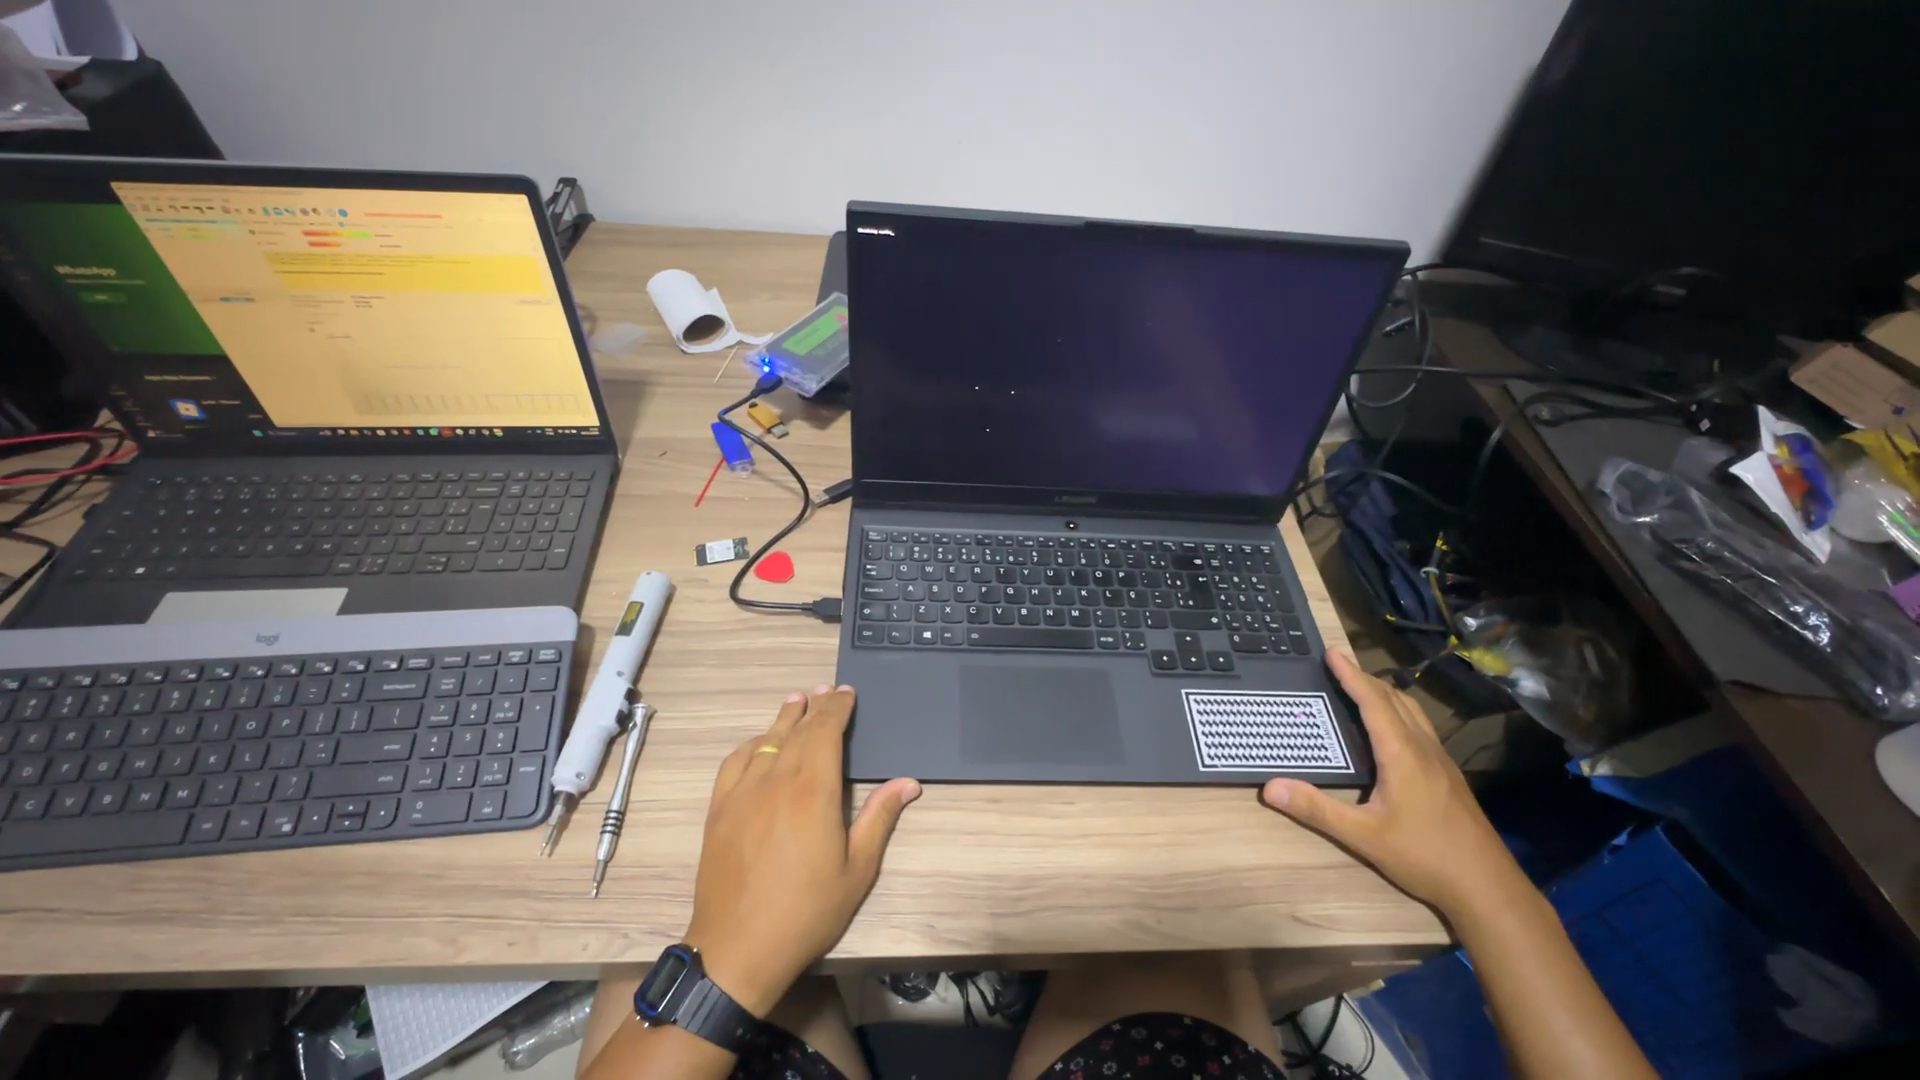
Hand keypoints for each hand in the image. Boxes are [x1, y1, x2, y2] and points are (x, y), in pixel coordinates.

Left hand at [683, 684, 920, 1015]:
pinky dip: (751, 743)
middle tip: (827, 690)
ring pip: (766, 740)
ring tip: (797, 700)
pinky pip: (735, 762)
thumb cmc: (807, 910)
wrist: (738, 947)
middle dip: (815, 707)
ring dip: (784, 718)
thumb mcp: (858, 869)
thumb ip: (879, 818)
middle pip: (797, 730)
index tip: (848, 693)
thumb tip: (907, 783)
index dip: (838, 708)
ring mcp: (742, 792)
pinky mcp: (719, 809)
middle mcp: (776, 779)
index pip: (826, 731)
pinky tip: (759, 742)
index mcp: (813, 789)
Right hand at [1261, 652, 1523, 917]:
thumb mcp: (1363, 836)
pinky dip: (1399, 713)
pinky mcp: (1449, 777)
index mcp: (1403, 755)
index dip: (1351, 675)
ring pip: (1414, 713)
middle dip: (1366, 678)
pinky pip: (1421, 729)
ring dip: (1386, 694)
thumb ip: (1316, 810)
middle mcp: (1424, 750)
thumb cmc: (1424, 857)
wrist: (1487, 887)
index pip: (1374, 703)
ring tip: (1362, 688)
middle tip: (1339, 666)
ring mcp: (1441, 763)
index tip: (1332, 653)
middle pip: (1396, 700)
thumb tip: (1270, 787)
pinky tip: (1392, 731)